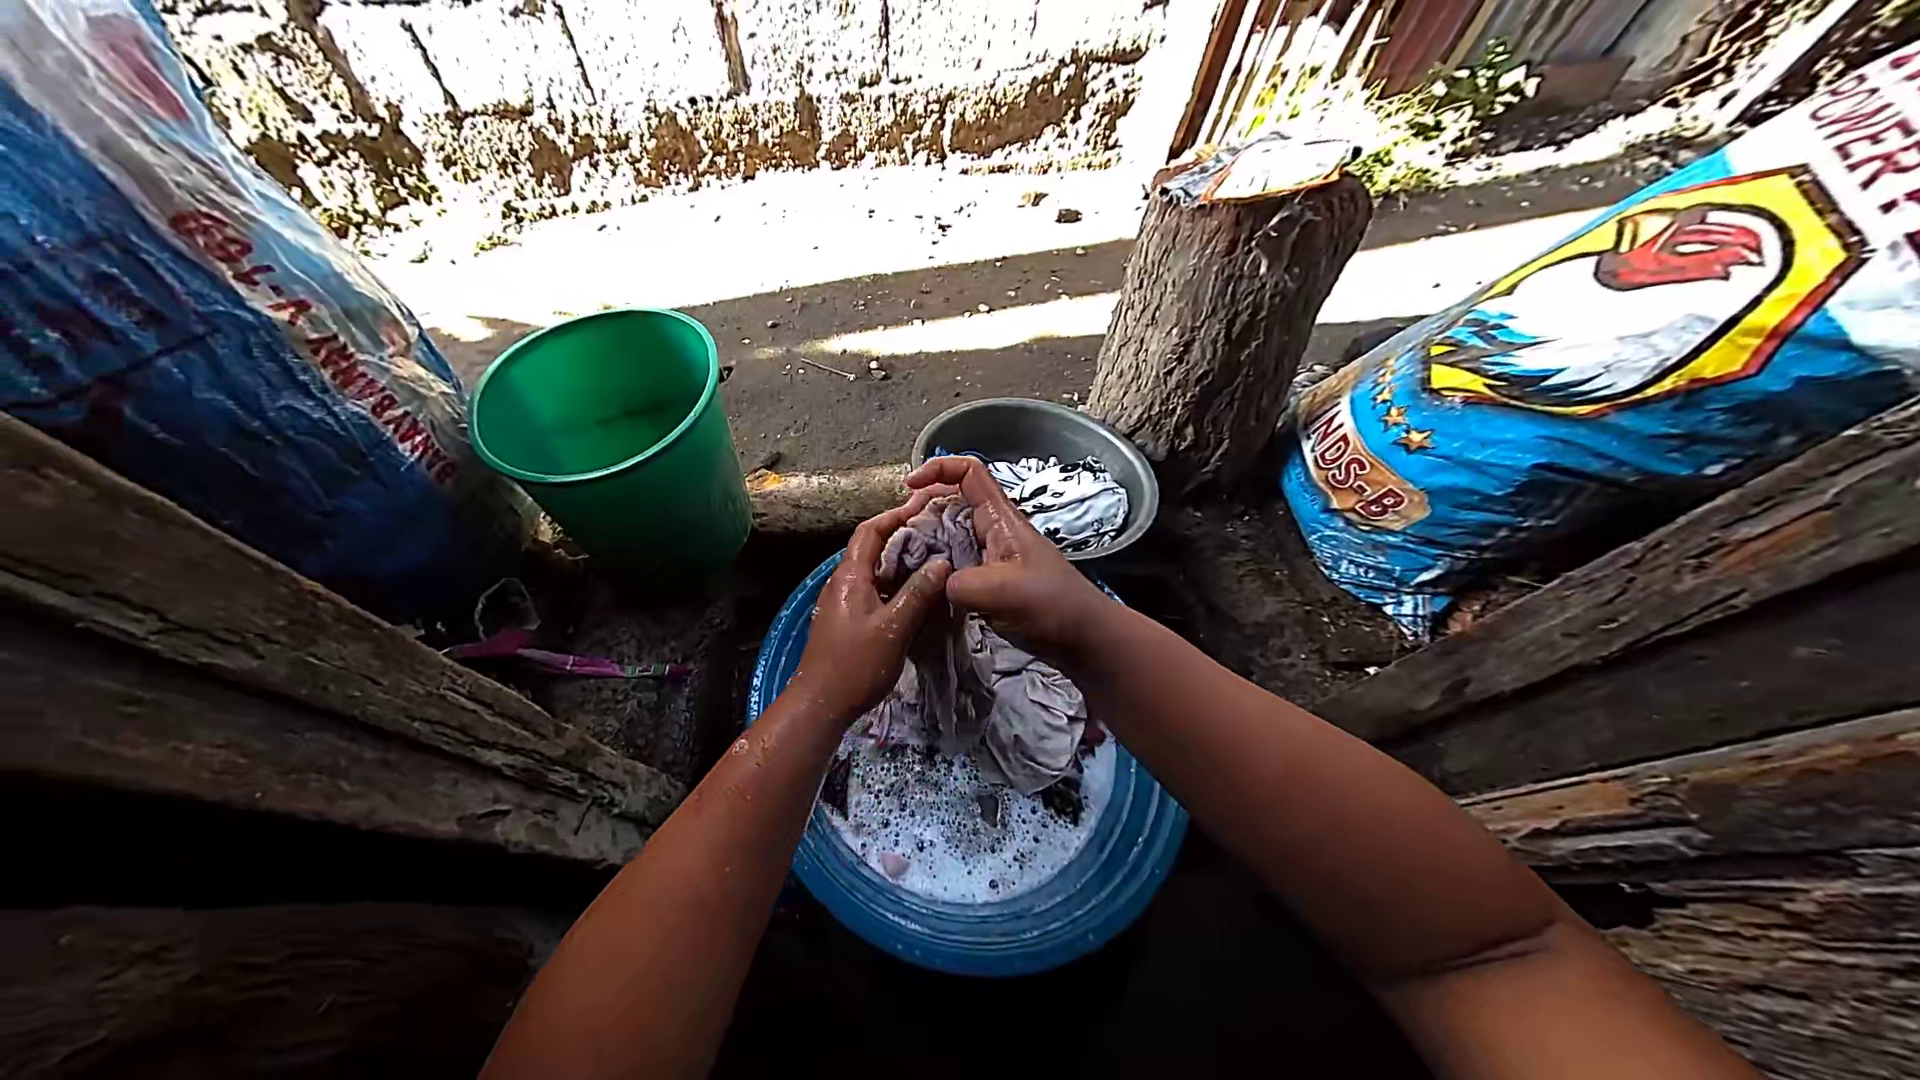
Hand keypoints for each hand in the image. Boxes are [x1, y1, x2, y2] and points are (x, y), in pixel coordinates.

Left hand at [788, 489, 953, 722]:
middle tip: (937, 533)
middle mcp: (843, 582)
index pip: (870, 531)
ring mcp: (844, 601)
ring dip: (902, 563)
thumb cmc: (855, 665)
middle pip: (873, 548)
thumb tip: (942, 562)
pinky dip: (897, 585)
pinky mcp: (849, 619)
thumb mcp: (893, 628)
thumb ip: (918, 593)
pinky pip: (876, 590)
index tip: (922, 506)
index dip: (895, 515)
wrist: (820, 704)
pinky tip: (919, 594)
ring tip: (935, 560)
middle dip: (904, 537)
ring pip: (876, 571)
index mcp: (850, 576)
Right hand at [905, 456, 1110, 658]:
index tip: (910, 486)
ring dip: (926, 541)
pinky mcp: (990, 580)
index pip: (968, 472)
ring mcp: (991, 556)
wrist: (1082, 636)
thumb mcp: (1001, 591)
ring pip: (949, 534)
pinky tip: (922, 583)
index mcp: (1000, 518)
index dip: (937, 469)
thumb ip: (958, 583)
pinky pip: (955, 563)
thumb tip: (934, 583)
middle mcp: (993, 530)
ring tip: (904, 558)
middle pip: (951, 503)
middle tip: (900, 532)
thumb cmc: (1051, 604)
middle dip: (923, 510)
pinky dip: (936, 567)